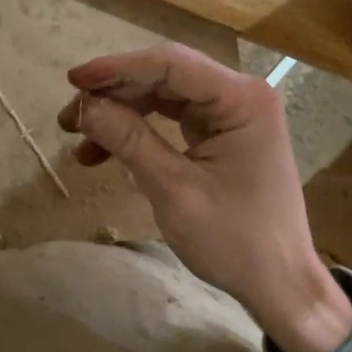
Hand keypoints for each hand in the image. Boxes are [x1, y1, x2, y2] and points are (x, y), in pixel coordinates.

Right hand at [58, 44, 351, 351]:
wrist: (282, 288)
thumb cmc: (236, 241)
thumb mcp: (175, 192)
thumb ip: (130, 140)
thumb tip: (83, 106)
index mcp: (242, 98)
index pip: (171, 64)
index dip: (118, 67)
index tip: (74, 80)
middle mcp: (239, 93)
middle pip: (165, 76)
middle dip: (114, 93)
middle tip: (69, 115)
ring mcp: (231, 112)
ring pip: (162, 95)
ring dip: (121, 112)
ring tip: (77, 135)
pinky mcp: (222, 131)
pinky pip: (171, 117)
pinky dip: (138, 130)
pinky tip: (103, 151)